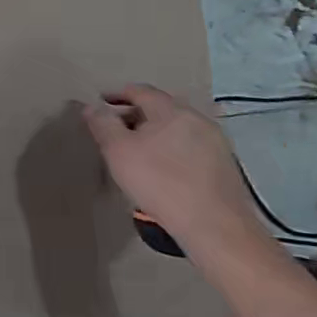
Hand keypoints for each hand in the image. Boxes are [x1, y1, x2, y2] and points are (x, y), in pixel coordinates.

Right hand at [82, 84, 266, 253]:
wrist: (213, 224)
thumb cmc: (158, 182)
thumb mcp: (117, 150)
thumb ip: (102, 124)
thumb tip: (91, 106)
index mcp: (172, 111)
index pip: (141, 91)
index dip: (118, 93)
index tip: (100, 101)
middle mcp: (198, 119)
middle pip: (161, 107)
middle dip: (135, 114)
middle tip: (114, 128)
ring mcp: (216, 142)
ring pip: (177, 127)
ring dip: (154, 131)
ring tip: (136, 149)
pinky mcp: (225, 164)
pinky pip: (190, 145)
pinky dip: (171, 147)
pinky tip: (162, 167)